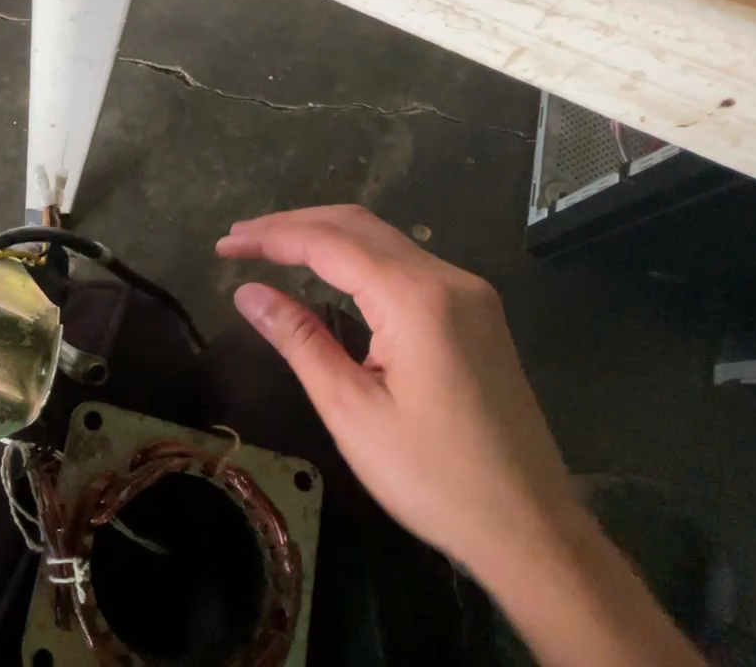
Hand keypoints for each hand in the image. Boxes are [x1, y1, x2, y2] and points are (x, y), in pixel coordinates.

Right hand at [218, 207, 704, 666]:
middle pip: (357, 225)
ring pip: (383, 239)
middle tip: (237, 240)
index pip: (328, 243)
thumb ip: (298, 338)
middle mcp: (448, 279)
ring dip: (323, 235)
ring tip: (268, 247)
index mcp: (416, 299)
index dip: (270, 238)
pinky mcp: (476, 315)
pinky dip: (355, 256)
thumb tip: (247, 291)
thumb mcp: (349, 408)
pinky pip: (405, 263)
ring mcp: (469, 295)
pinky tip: (327, 271)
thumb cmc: (432, 476)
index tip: (223, 246)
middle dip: (292, 225)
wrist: (532, 530)